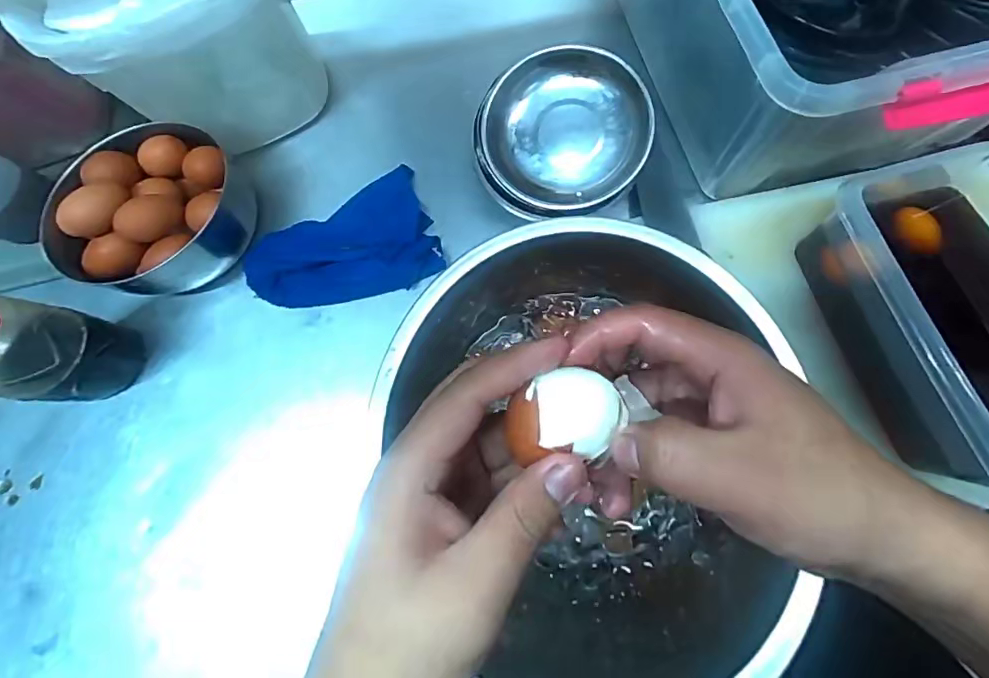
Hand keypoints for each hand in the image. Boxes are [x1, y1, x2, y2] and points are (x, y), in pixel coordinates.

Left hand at [308, 336, 594, 677]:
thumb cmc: (408, 639)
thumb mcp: (473, 583)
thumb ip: (524, 518)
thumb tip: (575, 462)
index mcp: (410, 463)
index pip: (465, 393)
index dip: (514, 365)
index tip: (563, 349)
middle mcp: (418, 463)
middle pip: (474, 406)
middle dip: (523, 387)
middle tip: (576, 375)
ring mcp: (431, 489)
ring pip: (486, 441)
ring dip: (530, 433)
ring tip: (581, 423)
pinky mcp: (445, 514)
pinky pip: (489, 477)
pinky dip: (524, 471)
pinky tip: (558, 472)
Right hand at [565, 305, 939, 579]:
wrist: (884, 539)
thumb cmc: (816, 492)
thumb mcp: (736, 475)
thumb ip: (665, 452)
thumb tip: (605, 439)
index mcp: (718, 357)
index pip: (642, 323)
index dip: (596, 335)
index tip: (559, 368)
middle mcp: (711, 371)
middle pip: (636, 360)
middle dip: (596, 390)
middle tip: (562, 423)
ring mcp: (713, 405)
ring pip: (644, 404)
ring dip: (615, 435)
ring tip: (596, 482)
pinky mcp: (716, 439)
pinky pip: (662, 436)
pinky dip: (639, 458)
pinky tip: (624, 494)